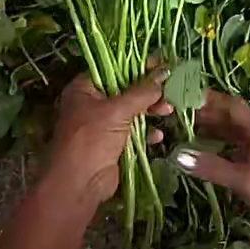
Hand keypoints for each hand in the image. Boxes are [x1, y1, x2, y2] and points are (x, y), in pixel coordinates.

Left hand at [43, 69, 172, 206]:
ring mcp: (103, 124)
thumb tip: (165, 72)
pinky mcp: (113, 144)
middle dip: (149, 91)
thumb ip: (142, 92)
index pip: (114, 67)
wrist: (78, 183)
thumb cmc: (91, 140)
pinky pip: (134, 132)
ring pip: (133, 111)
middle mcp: (93, 103)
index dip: (138, 65)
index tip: (162, 64)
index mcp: (85, 88)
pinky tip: (157, 136)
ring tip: (168, 111)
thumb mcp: (117, 111)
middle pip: (126, 89)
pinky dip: (147, 132)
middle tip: (170, 91)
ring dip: (151, 110)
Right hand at [174, 90, 249, 248]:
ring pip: (235, 134)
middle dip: (207, 114)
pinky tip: (206, 154)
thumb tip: (178, 155)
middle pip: (233, 118)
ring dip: (213, 130)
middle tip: (176, 113)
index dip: (208, 99)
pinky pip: (239, 150)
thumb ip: (213, 167)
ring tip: (185, 130)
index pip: (232, 106)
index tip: (182, 95)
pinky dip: (221, 148)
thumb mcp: (246, 182)